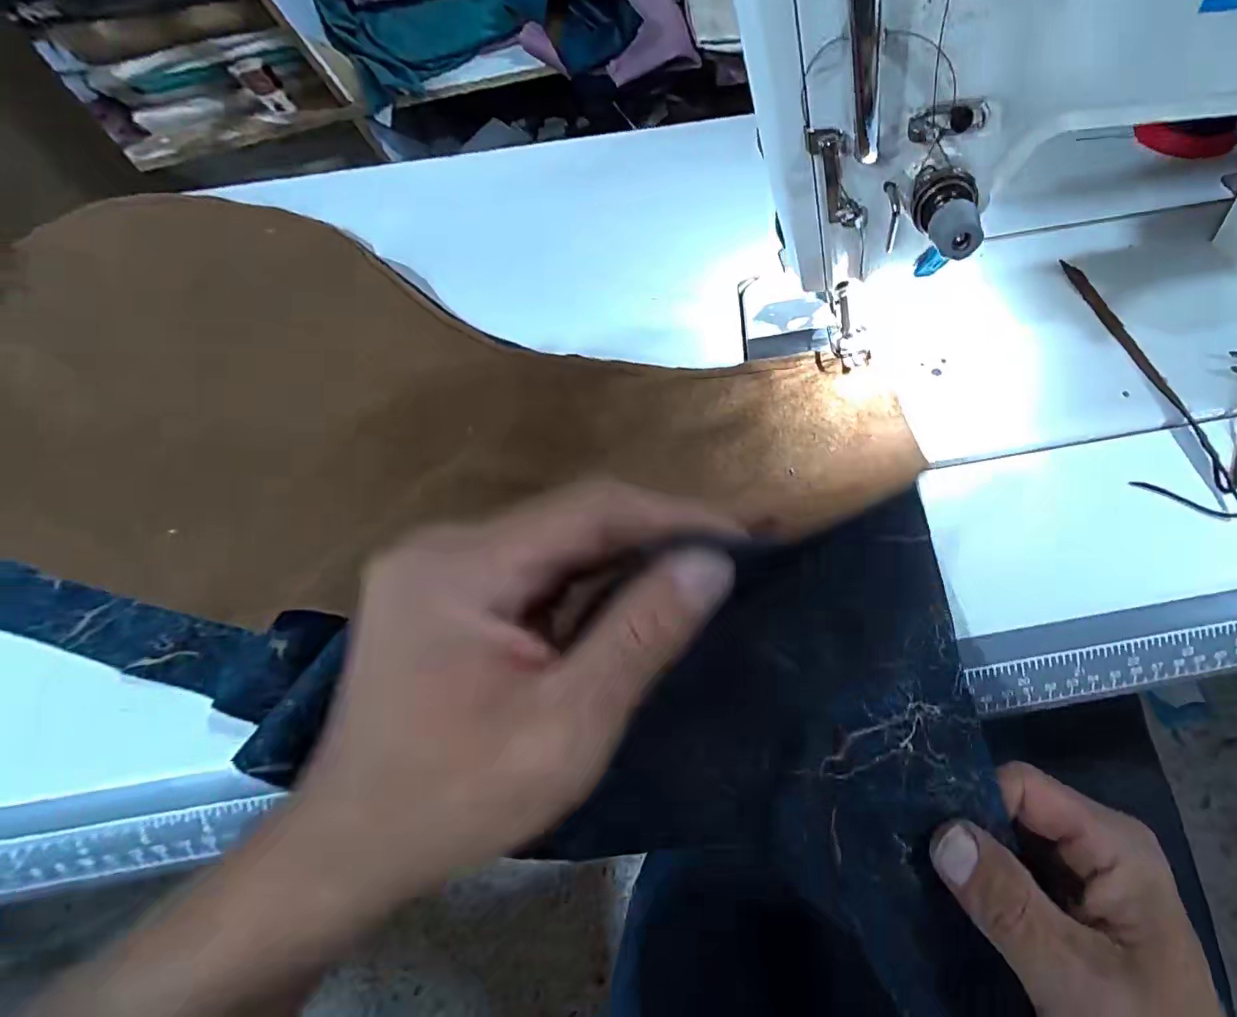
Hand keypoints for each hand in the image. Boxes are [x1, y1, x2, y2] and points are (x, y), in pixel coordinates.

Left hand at [286, 479, 740, 908]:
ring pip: (578, 535)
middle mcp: (451, 547)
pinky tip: (664, 576)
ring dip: (653, 544)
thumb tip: (716, 562)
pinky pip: (561, 563)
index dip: (682, 516)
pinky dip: (620, 569)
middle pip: (587, 515)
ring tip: (726, 549)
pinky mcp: (468, 590)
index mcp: (461, 569)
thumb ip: (642, 634)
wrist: (352, 855)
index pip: (595, 510)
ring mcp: (455, 566)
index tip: (752, 536)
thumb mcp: (568, 723)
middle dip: (675, 525)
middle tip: (755, 536)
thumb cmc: (458, 799)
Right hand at [931, 763, 1223, 1016]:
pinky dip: (992, 891)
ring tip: (924, 880)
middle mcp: (1101, 843)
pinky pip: (1026, 881)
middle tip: (913, 859)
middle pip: (1020, 813)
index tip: (924, 834)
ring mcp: (1090, 877)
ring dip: (977, 865)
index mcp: (1114, 840)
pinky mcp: (1078, 909)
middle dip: (972, 834)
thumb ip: (1010, 907)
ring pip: (1018, 847)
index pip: (1027, 788)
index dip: (976, 802)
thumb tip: (944, 833)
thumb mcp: (1075, 976)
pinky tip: (956, 904)